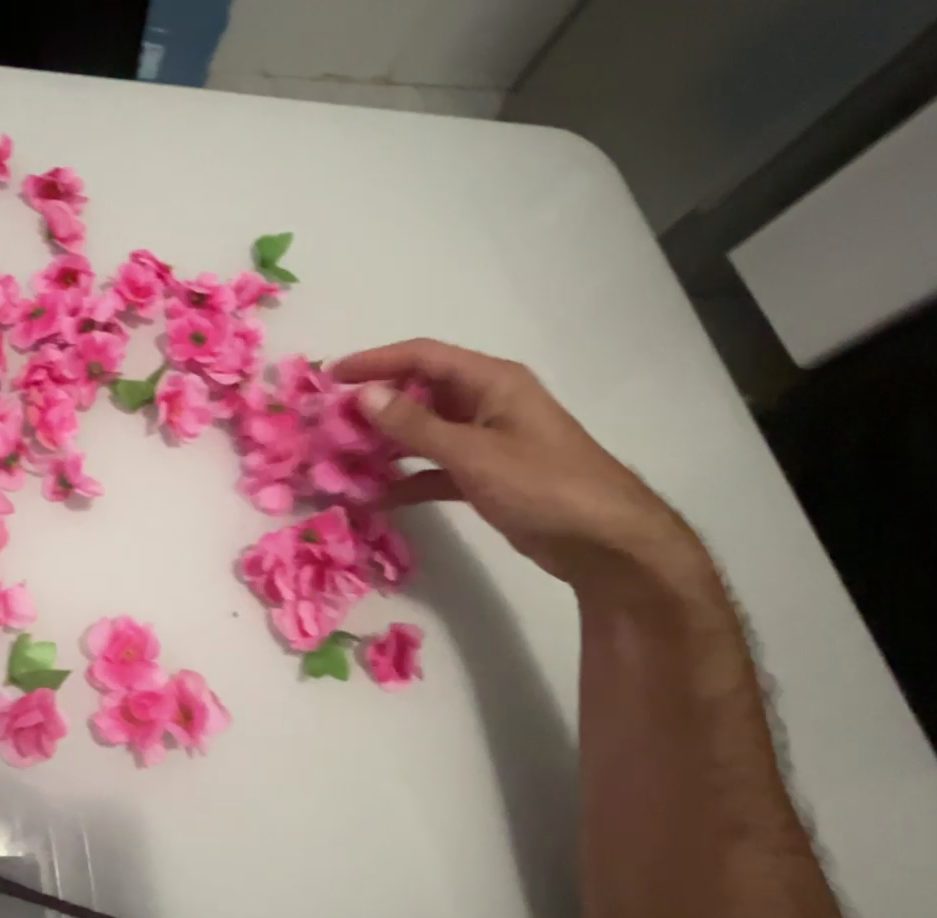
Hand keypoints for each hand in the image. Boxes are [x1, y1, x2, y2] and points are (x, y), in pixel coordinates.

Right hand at [332, 339, 706, 594]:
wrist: (605, 542)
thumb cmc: (543, 486)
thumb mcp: (473, 453)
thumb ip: (415, 426)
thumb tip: (364, 397)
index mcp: (492, 382)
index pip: (423, 357)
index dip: (375, 362)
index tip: (331, 376)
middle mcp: (487, 403)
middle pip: (420, 393)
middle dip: (375, 406)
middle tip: (331, 423)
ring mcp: (487, 440)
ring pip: (424, 432)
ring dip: (387, 443)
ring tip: (344, 458)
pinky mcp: (486, 475)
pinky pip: (435, 468)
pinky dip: (408, 478)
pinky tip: (378, 496)